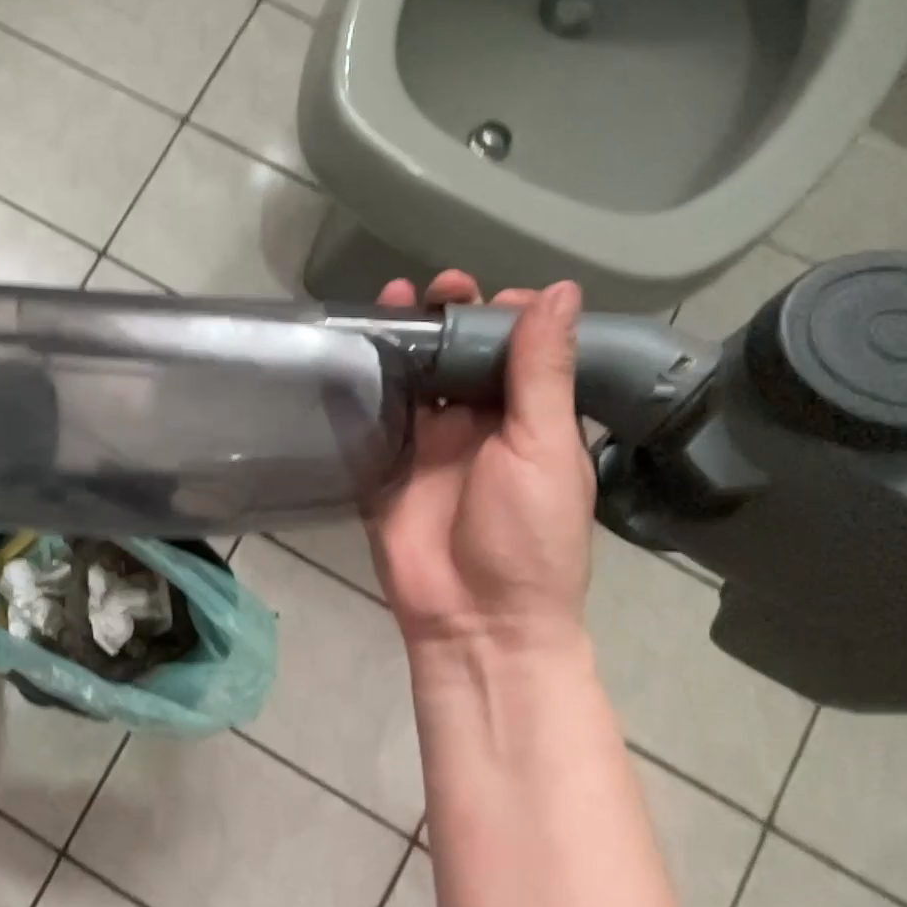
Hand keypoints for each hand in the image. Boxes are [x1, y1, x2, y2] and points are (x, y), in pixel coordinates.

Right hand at [366, 272, 595, 653]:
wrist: (473, 616)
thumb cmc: (527, 535)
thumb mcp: (544, 448)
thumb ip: (542, 374)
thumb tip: (557, 292)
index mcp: (527, 420)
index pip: (518, 352)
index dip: (506, 317)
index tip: (490, 294)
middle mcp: (475, 427)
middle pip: (460, 360)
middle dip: (449, 320)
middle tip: (434, 290)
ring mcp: (424, 448)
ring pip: (413, 382)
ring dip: (403, 343)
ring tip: (389, 301)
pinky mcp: (381, 468)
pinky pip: (370, 420)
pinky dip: (361, 387)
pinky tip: (350, 352)